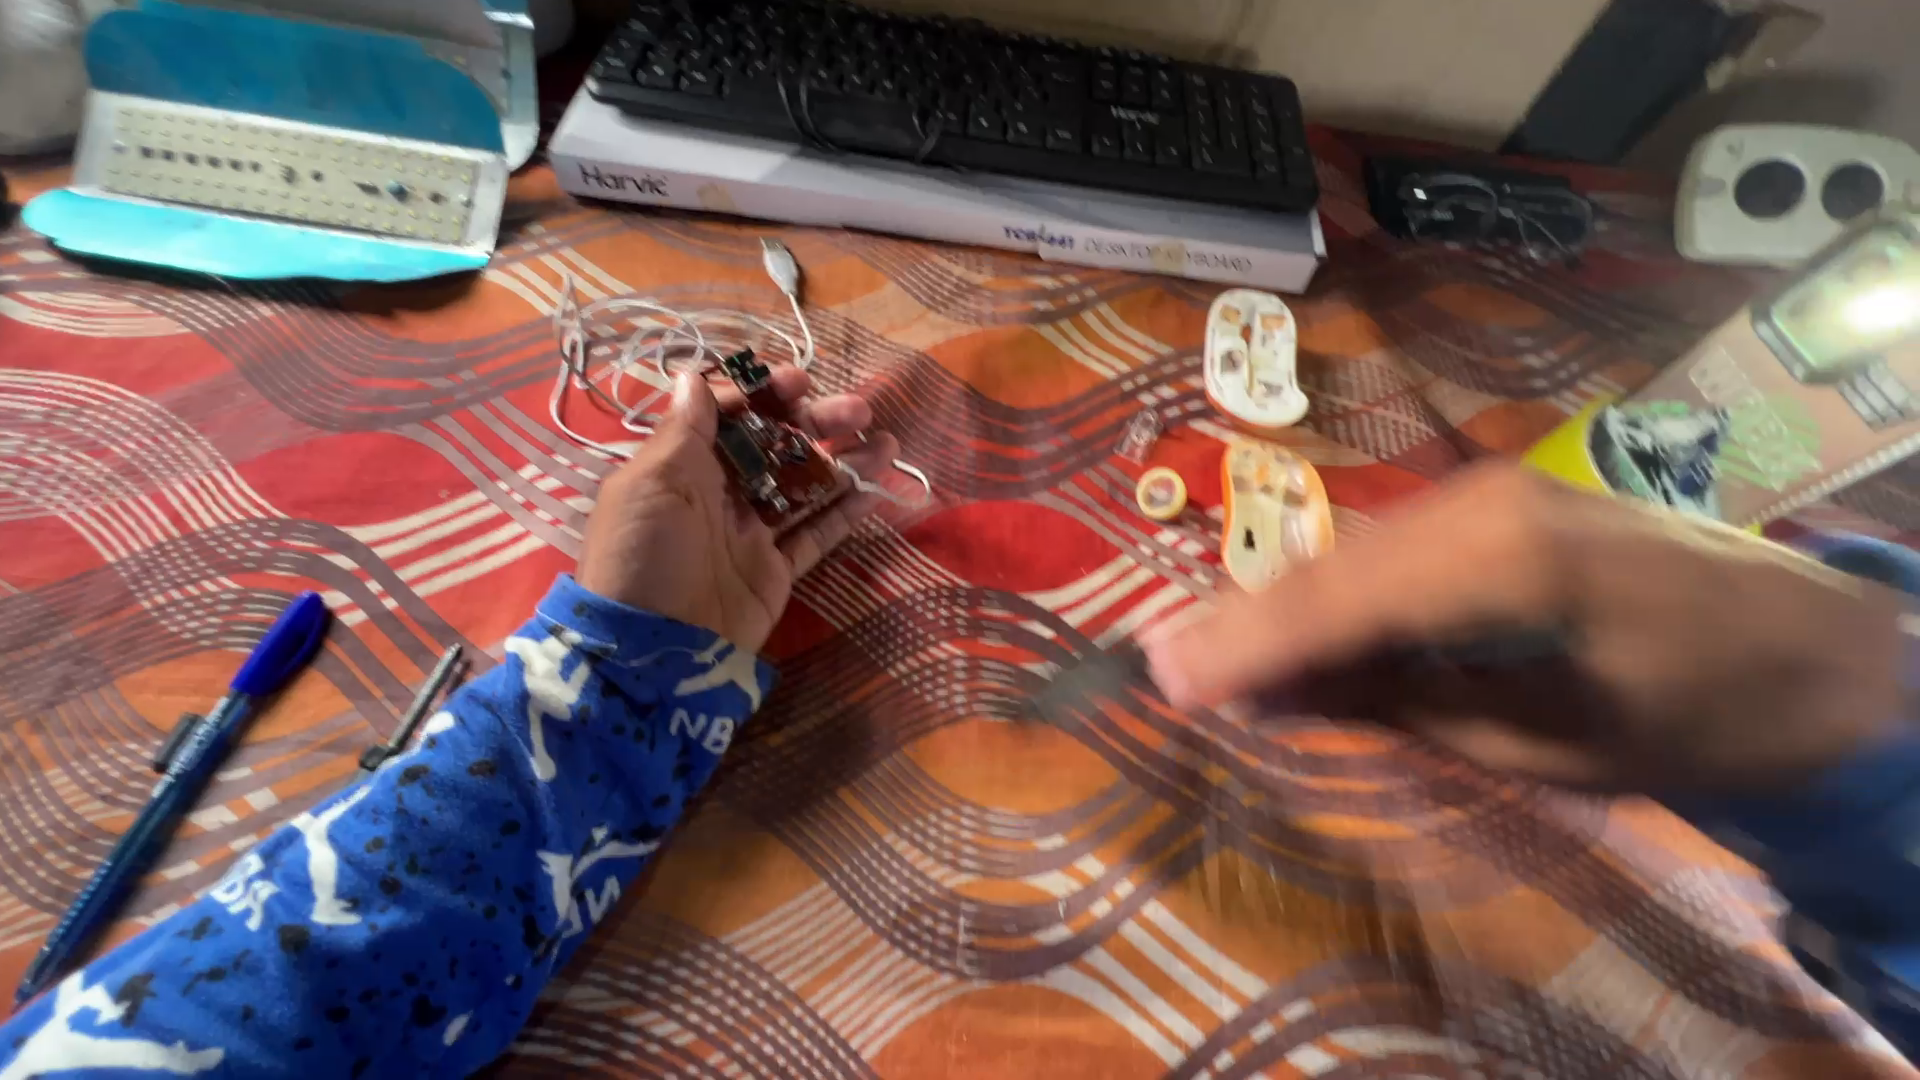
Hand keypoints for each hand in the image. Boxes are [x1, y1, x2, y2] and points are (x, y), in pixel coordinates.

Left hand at [577, 366, 901, 653]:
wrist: (652, 651)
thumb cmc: (645, 556)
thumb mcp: (650, 486)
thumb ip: (682, 433)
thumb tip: (692, 375)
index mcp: (685, 468)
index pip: (730, 417)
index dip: (764, 395)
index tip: (800, 382)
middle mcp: (721, 494)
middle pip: (777, 448)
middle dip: (818, 424)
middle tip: (861, 409)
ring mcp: (752, 533)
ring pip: (805, 487)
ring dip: (845, 463)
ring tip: (887, 443)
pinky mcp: (777, 570)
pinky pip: (816, 534)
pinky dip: (846, 512)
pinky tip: (876, 489)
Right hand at [1143, 464, 1909, 791]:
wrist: (1826, 656)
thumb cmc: (1694, 721)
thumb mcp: (1538, 744)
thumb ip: (1391, 705)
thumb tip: (1269, 695)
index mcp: (1507, 561)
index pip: (1339, 603)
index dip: (1245, 641)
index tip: (1165, 677)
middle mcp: (1475, 504)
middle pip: (1325, 571)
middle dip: (1239, 624)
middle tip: (1155, 663)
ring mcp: (1475, 495)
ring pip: (1341, 558)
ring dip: (1270, 610)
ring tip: (1193, 649)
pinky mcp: (1476, 507)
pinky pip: (1373, 556)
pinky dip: (1320, 599)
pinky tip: (1276, 626)